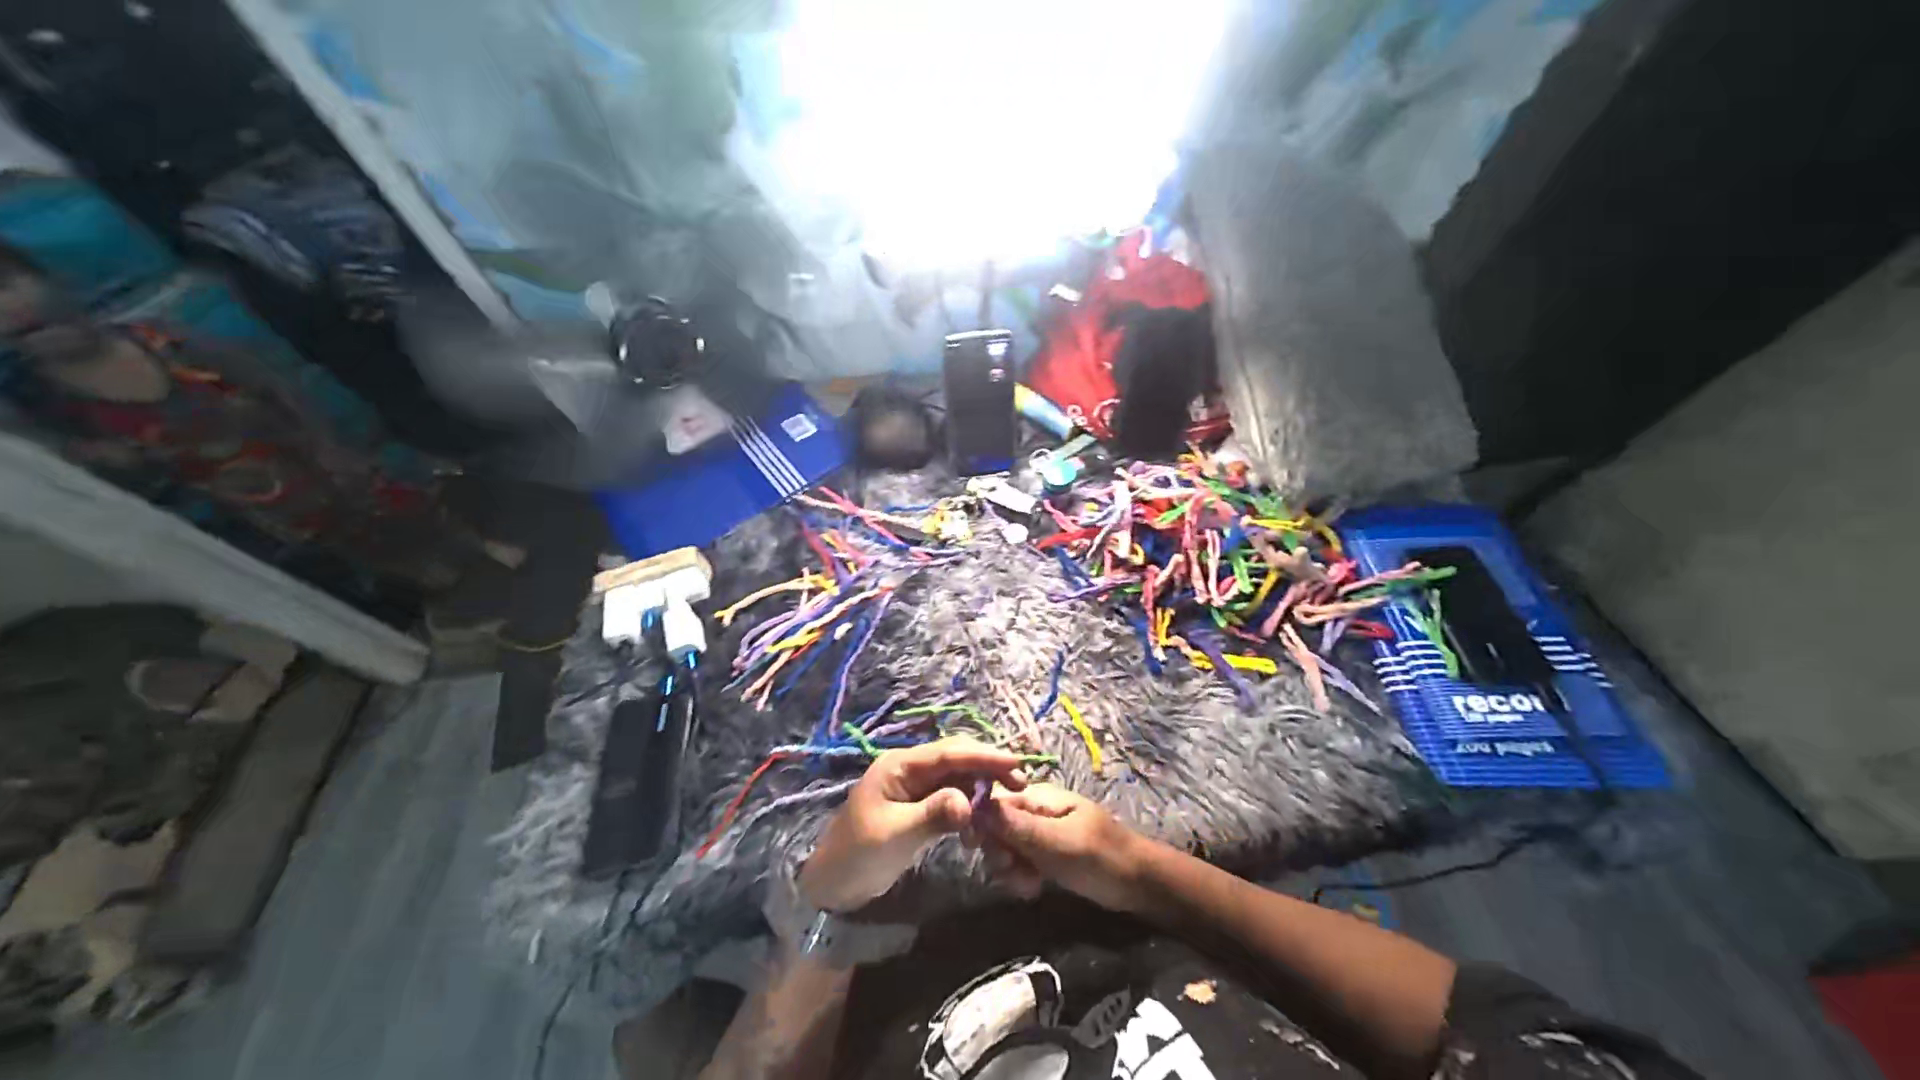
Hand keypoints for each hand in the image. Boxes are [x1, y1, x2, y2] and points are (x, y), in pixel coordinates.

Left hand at [797, 737, 1027, 912]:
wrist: (833, 885)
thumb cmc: (859, 854)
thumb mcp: (896, 835)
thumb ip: (933, 815)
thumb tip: (968, 803)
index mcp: (900, 765)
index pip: (948, 753)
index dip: (983, 756)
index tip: (1016, 764)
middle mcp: (910, 769)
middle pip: (956, 759)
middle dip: (988, 768)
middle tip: (1020, 785)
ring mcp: (915, 787)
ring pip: (957, 778)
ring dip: (980, 790)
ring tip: (1005, 807)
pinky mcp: (920, 807)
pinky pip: (952, 798)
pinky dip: (968, 808)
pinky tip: (978, 828)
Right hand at [981, 783, 1153, 911]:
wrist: (1140, 885)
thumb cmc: (1101, 858)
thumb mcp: (1058, 843)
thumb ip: (1019, 827)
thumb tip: (976, 805)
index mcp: (1038, 796)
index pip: (993, 801)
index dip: (981, 824)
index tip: (978, 849)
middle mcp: (1035, 809)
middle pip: (996, 826)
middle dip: (998, 852)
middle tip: (1013, 874)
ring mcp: (1041, 831)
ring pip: (1006, 847)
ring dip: (1010, 869)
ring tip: (1028, 886)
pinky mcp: (1046, 853)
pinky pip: (1020, 861)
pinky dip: (1021, 876)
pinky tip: (1033, 889)